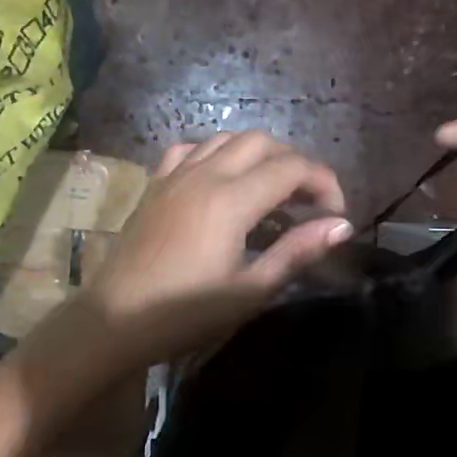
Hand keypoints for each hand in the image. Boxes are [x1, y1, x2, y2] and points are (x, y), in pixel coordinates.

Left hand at [76, 131, 352, 367]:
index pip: (291, 168)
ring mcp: (173, 176)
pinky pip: (188, 150)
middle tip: (306, 203)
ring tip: (269, 190)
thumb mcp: (249, 290)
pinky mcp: (153, 185)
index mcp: (230, 199)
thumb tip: (341, 226)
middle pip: (261, 142)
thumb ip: (296, 252)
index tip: (334, 215)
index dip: (323, 183)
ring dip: (256, 154)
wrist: (115, 317)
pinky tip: (218, 180)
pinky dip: (214, 154)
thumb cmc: (185, 313)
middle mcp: (203, 174)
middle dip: (293, 163)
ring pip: (224, 139)